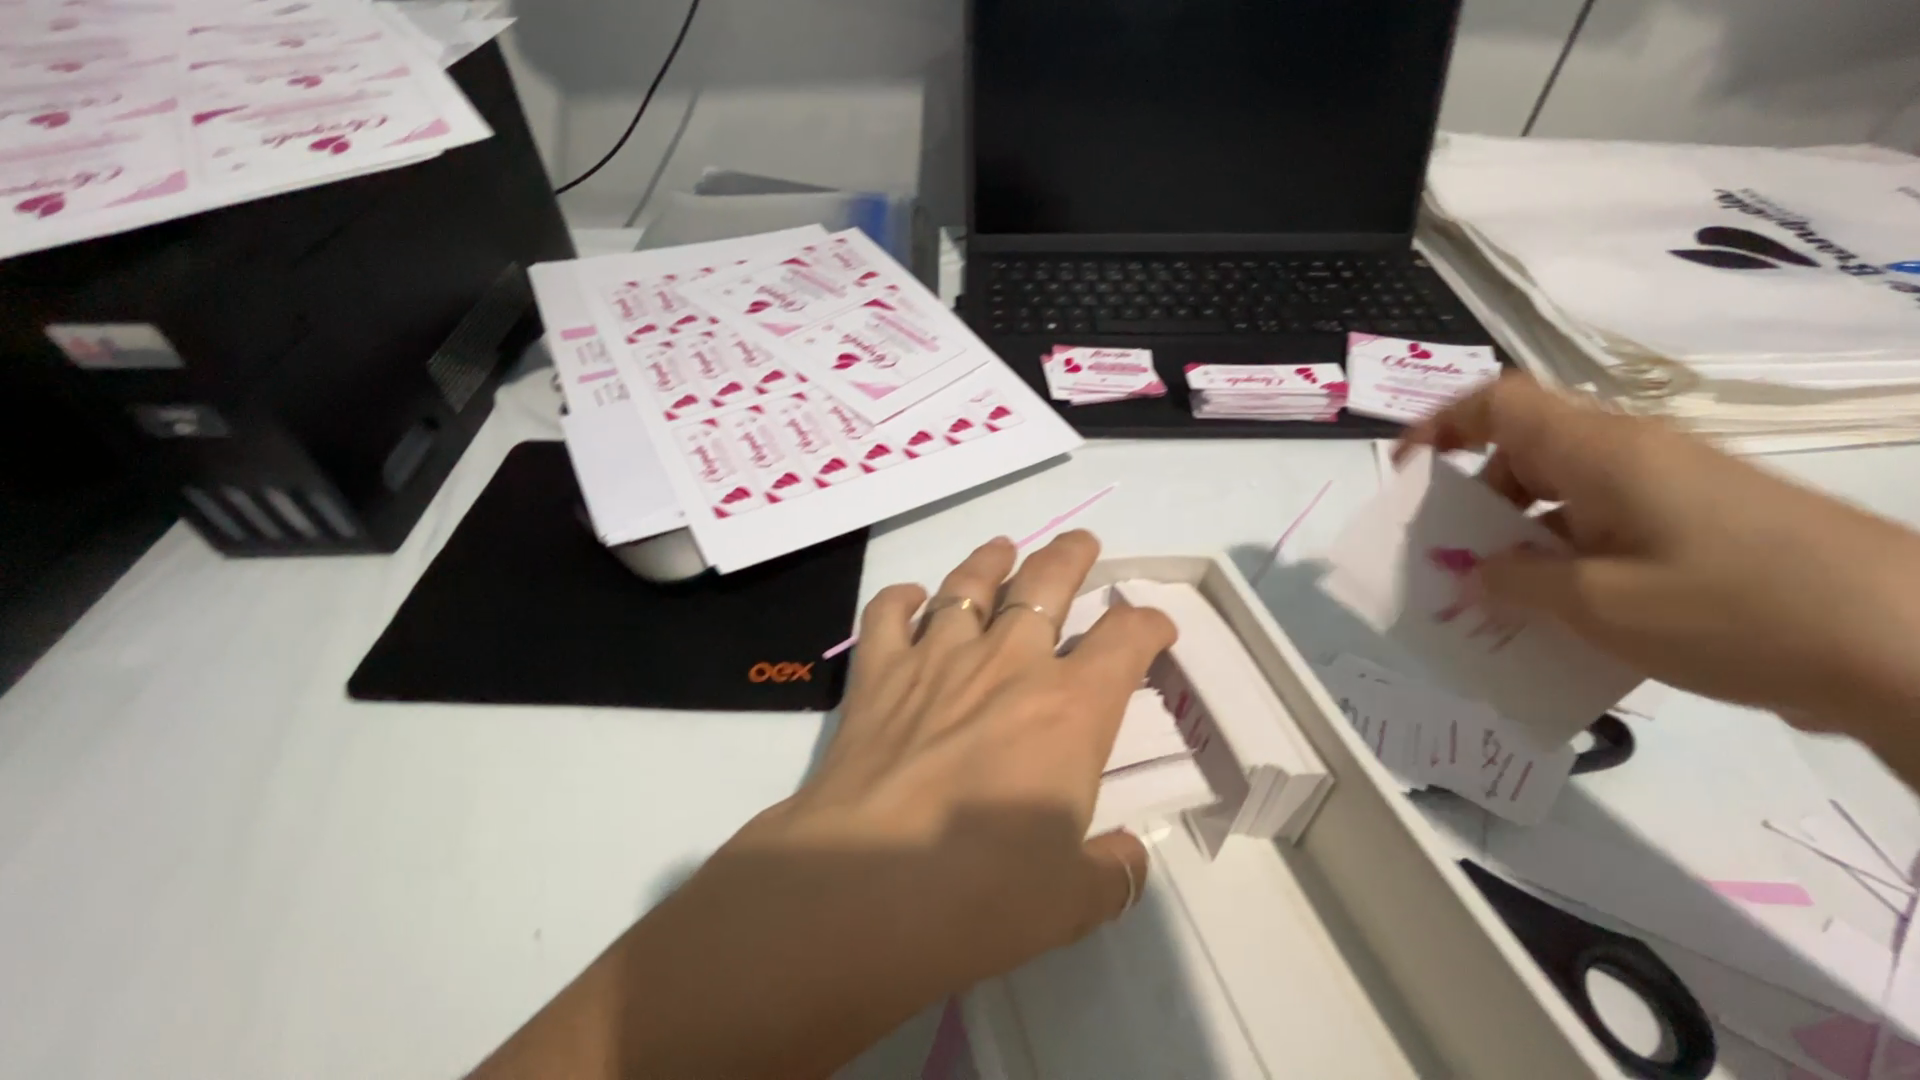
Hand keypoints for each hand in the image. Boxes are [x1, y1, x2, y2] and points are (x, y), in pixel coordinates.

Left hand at [471, 532, 1174, 1079]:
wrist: (839, 898)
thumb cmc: (967, 903)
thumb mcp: (1060, 905)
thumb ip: (1101, 876)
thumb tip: (1124, 861)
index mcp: (1061, 716)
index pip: (1125, 643)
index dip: (1149, 624)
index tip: (1158, 619)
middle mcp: (1001, 670)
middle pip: (1048, 585)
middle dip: (1075, 559)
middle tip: (1086, 545)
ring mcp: (931, 666)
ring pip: (969, 584)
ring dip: (992, 560)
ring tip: (1004, 544)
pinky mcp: (869, 681)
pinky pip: (887, 617)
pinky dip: (904, 598)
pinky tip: (910, 596)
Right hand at [1398, 376, 1919, 755]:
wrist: (1918, 646)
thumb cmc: (1738, 610)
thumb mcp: (1600, 607)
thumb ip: (1517, 584)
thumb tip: (1475, 572)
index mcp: (1603, 452)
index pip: (1501, 403)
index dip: (1441, 426)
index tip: (1408, 476)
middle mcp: (1637, 455)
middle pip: (1529, 451)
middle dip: (1478, 503)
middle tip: (1455, 565)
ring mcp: (1679, 489)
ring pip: (1569, 495)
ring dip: (1525, 541)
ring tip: (1507, 605)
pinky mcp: (1710, 526)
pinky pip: (1612, 528)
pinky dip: (1573, 561)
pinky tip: (1573, 620)